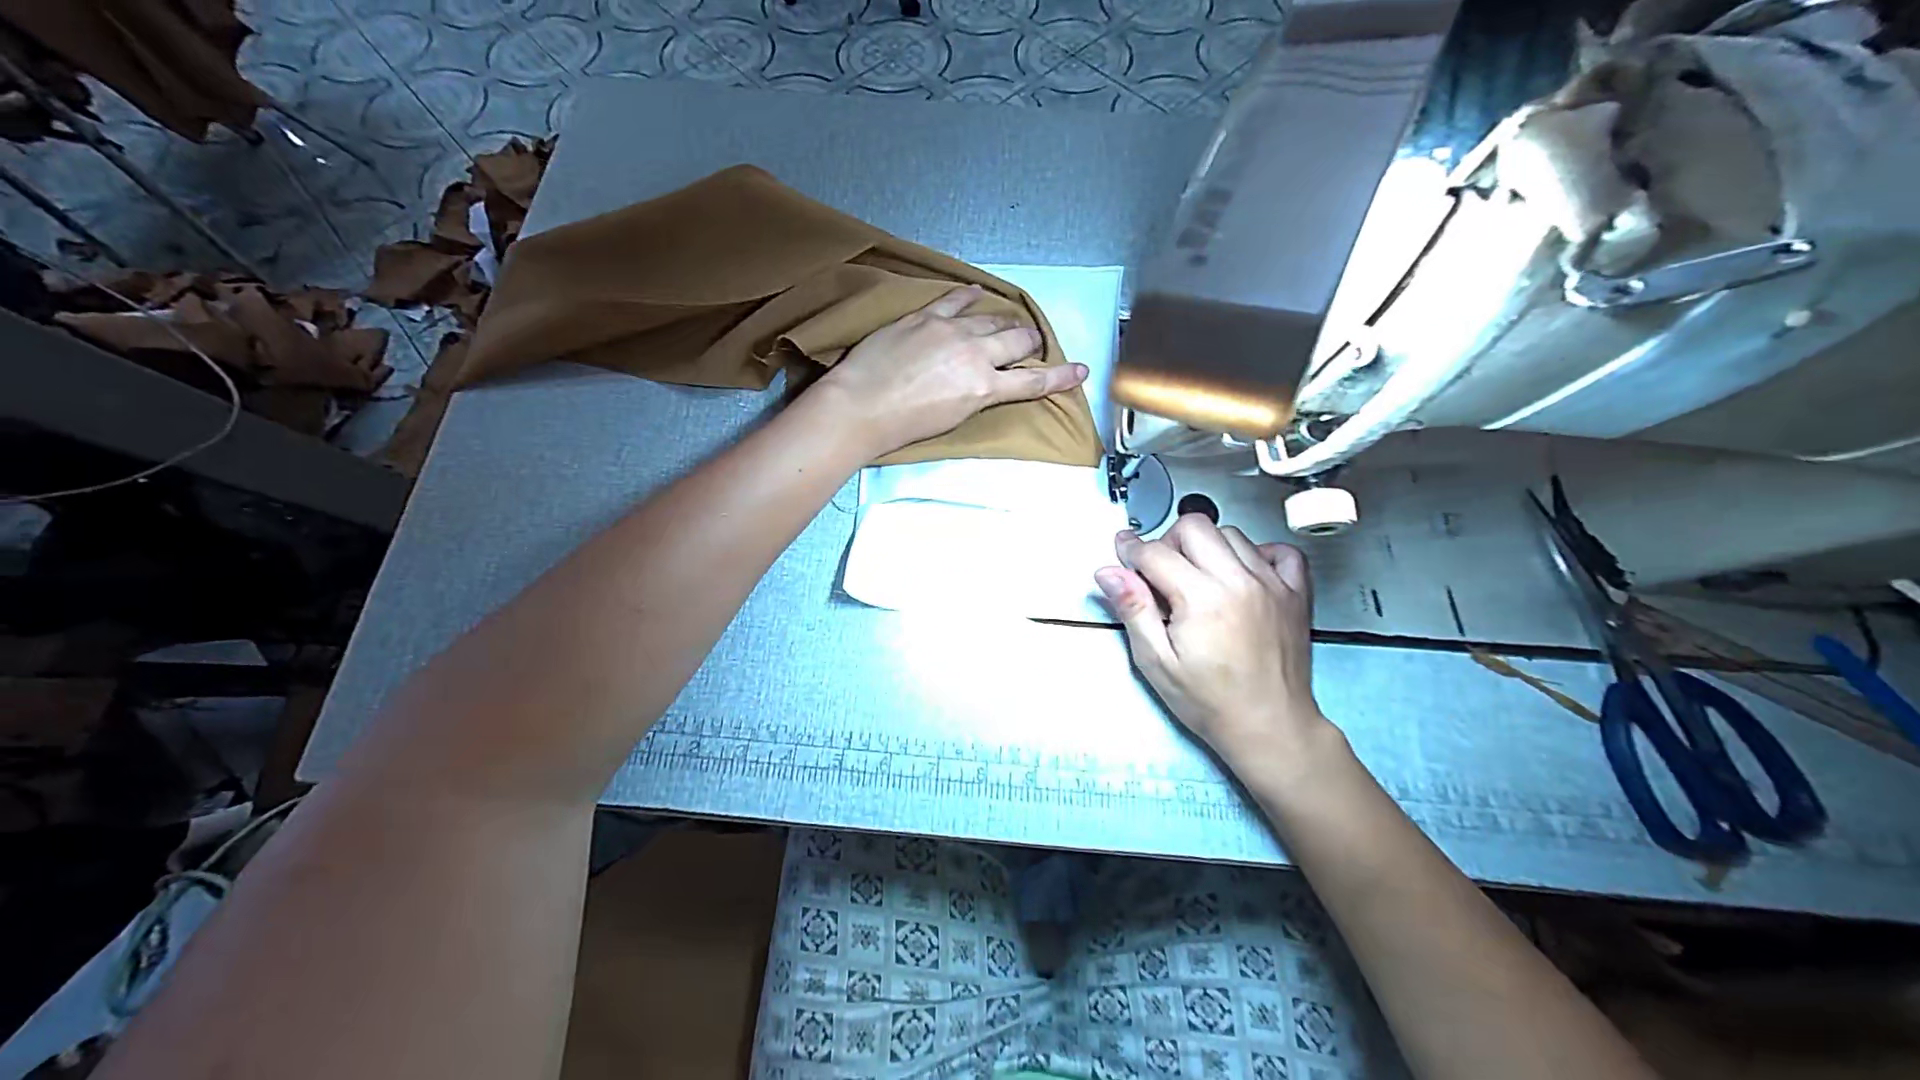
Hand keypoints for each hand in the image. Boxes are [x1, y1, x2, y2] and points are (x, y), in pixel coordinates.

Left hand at [812, 285, 1088, 455]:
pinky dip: (971, 297)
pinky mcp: (926, 316)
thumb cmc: (903, 426)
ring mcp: (951, 330)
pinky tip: (979, 293)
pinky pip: (956, 300)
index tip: (1080, 370)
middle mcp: (975, 355)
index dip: (1060, 377)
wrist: (861, 406)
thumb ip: (976, 397)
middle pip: (1017, 342)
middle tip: (1031, 344)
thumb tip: (986, 385)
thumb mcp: (952, 420)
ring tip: (1009, 323)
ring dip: (1005, 322)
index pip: (1032, 382)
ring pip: (992, 319)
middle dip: (1029, 343)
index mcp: (983, 388)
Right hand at [1094, 515, 1328, 764]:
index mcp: (1201, 599)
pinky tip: (1242, 573)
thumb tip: (1109, 573)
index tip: (1124, 552)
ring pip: (1232, 533)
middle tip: (1160, 571)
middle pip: (1194, 526)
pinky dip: (1258, 553)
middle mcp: (1239, 582)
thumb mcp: (1156, 662)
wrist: (1269, 727)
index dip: (1131, 550)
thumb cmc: (1212, 702)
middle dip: (1168, 542)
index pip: (1155, 552)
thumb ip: (1132, 609)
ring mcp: (1272, 584)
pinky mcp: (1296, 594)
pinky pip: (1281, 552)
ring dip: (1207, 547)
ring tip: (1198, 577)